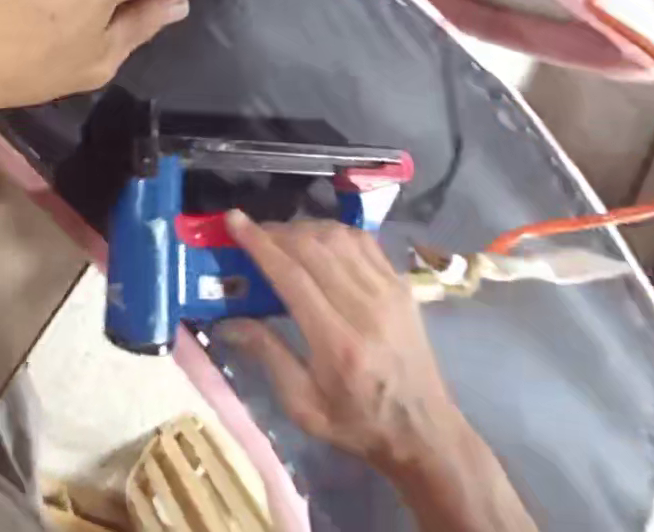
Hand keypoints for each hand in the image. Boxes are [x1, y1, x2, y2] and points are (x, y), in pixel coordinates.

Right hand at [220, 211, 470, 476]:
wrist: (426, 433)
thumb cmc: (357, 422)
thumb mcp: (303, 405)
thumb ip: (267, 354)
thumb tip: (226, 320)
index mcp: (338, 344)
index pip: (292, 275)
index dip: (259, 243)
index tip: (233, 220)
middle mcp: (366, 310)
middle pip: (312, 247)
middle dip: (274, 231)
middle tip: (252, 232)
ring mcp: (389, 293)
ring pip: (337, 237)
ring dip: (302, 228)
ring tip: (282, 238)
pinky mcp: (401, 285)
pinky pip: (362, 240)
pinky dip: (332, 231)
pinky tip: (318, 240)